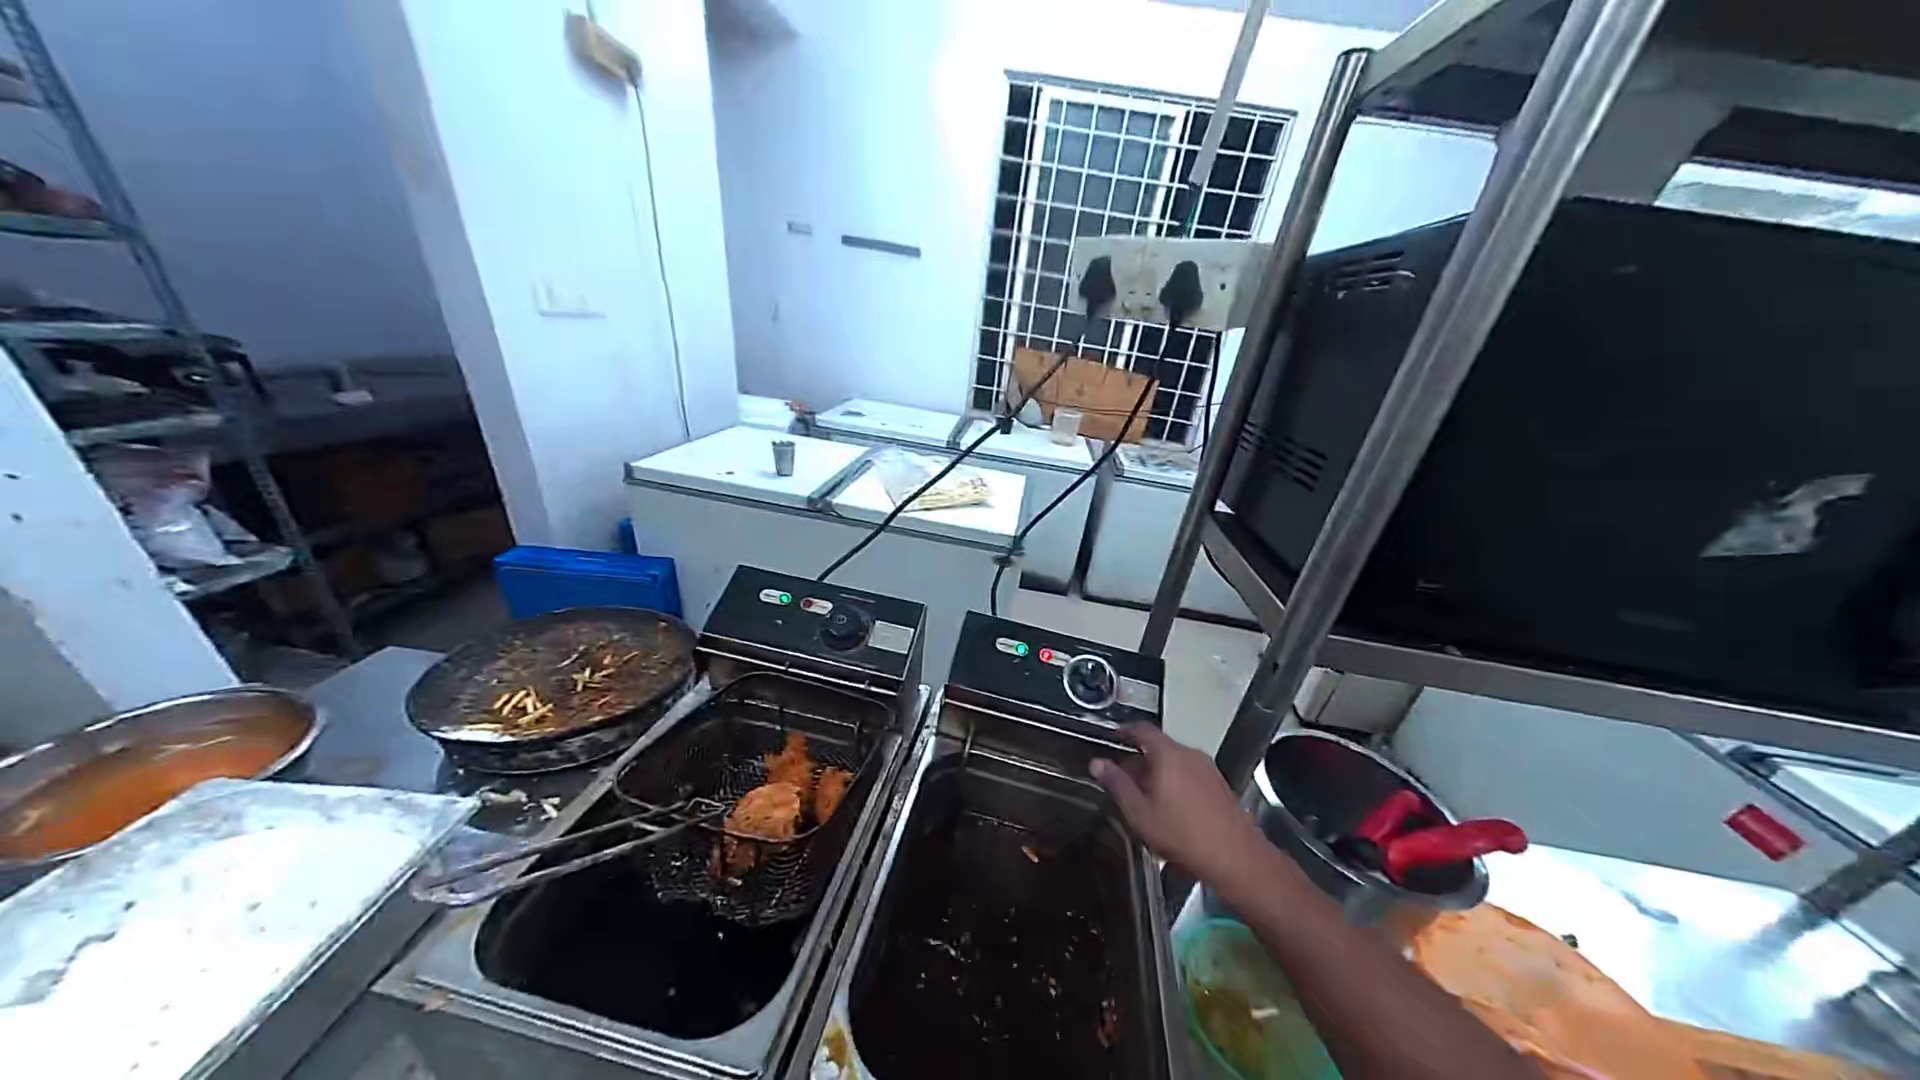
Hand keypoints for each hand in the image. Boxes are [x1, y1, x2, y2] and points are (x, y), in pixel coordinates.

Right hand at [1090, 723, 1269, 885]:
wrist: (1236, 859)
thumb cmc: (1185, 835)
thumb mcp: (1139, 812)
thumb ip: (1116, 783)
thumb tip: (1098, 764)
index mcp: (1169, 755)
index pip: (1143, 730)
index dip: (1125, 731)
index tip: (1114, 736)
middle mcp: (1190, 755)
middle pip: (1159, 746)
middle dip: (1139, 758)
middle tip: (1123, 775)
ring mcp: (1208, 770)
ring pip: (1175, 761)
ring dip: (1157, 771)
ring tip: (1144, 795)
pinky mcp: (1219, 785)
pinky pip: (1190, 773)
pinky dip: (1175, 781)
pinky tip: (1170, 807)